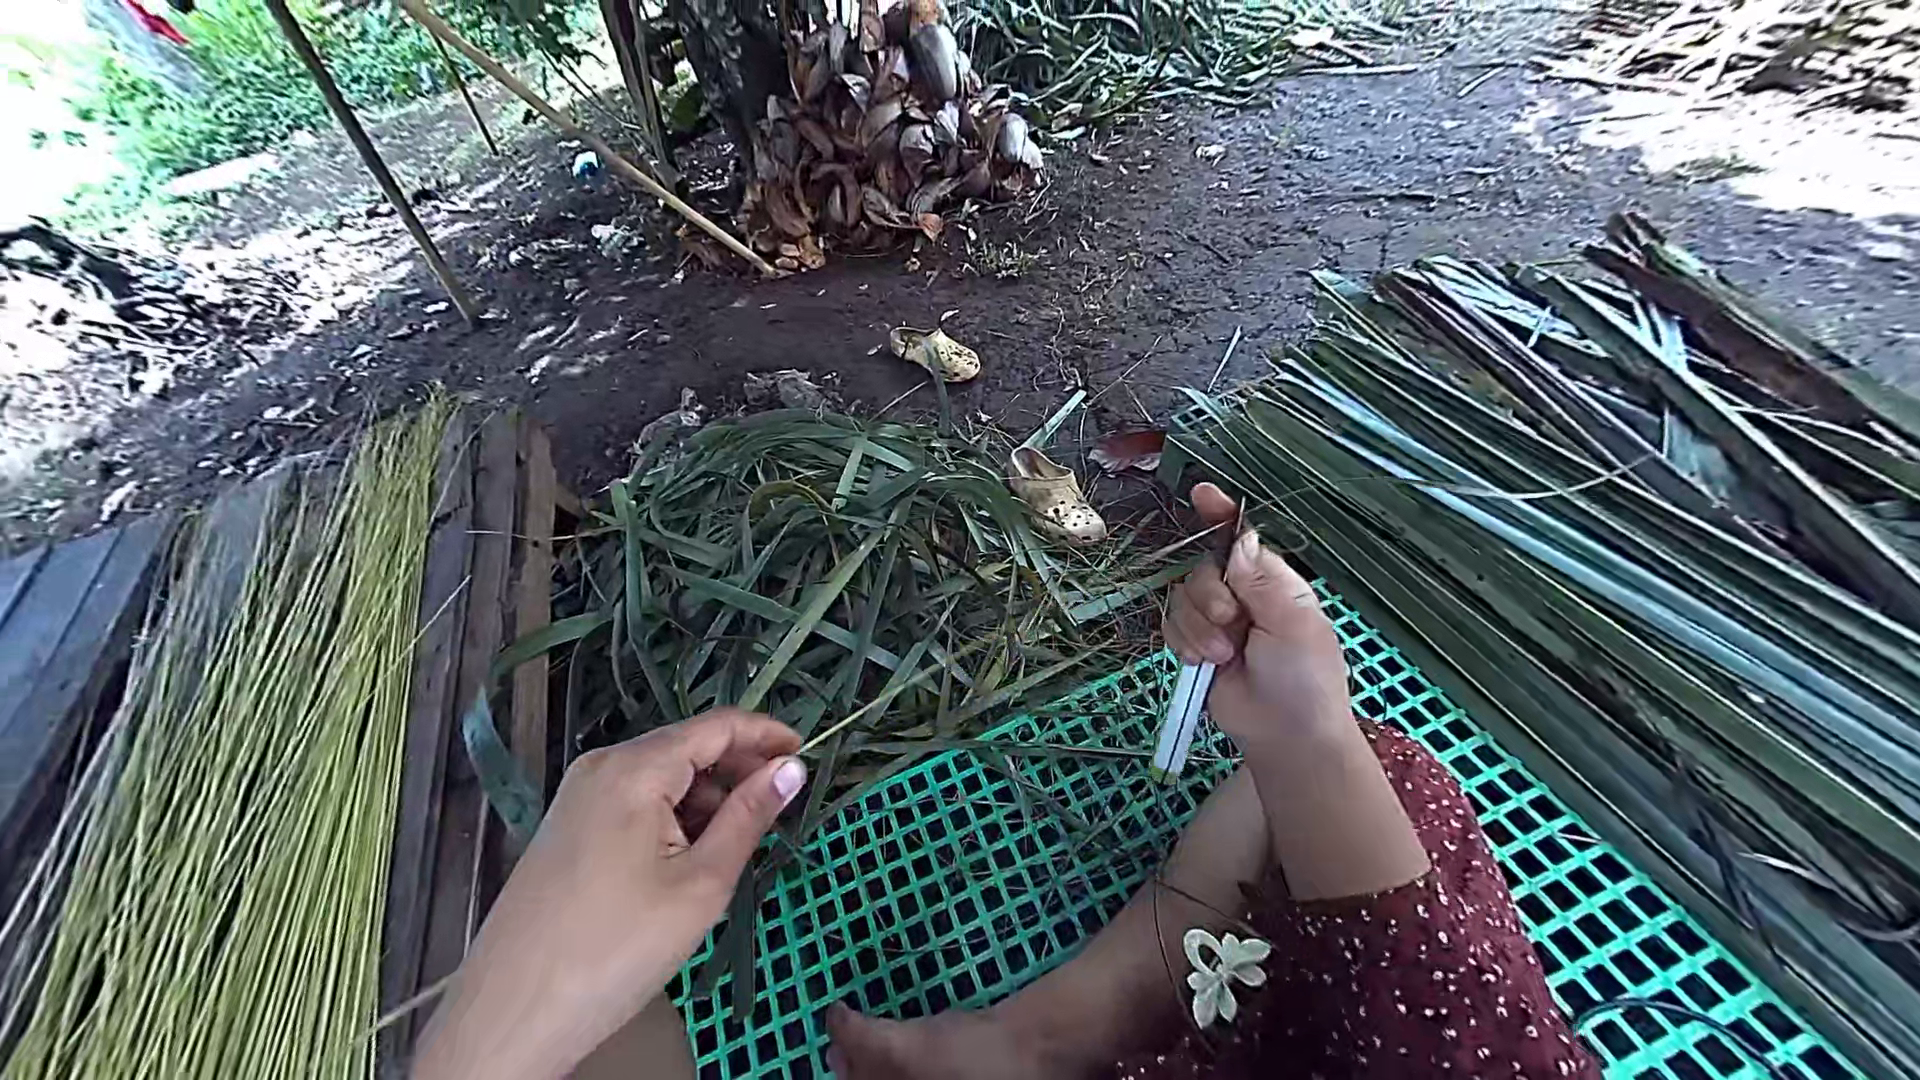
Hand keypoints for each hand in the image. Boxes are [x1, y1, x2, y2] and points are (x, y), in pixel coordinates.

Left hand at [411, 709, 806, 1079]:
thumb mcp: (702, 882)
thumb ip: (751, 813)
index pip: (719, 725)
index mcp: (635, 767)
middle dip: (740, 767)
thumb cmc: (616, 951)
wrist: (503, 1028)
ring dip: (709, 794)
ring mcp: (580, 793)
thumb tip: (794, 767)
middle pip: (690, 746)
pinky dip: (676, 812)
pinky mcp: (569, 823)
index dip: (768, 734)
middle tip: (780, 802)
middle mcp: (603, 764)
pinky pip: (639, 797)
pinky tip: (692, 852)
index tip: (807, 754)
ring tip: (738, 837)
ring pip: (666, 773)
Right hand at [1164, 484, 1429, 897]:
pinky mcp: (1191, 643)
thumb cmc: (1304, 677)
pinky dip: (1184, 644)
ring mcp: (1212, 619)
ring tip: (1224, 656)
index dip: (1219, 516)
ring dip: (1198, 629)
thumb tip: (1239, 539)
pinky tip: (1205, 663)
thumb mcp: (1294, 624)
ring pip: (1180, 599)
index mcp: (1269, 581)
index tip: (1202, 495)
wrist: (1283, 734)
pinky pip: (1170, 627)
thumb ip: (1263, 581)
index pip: (1239, 539)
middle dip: (1209, 598)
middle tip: (1232, 625)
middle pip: (1199, 570)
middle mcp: (1238, 594)